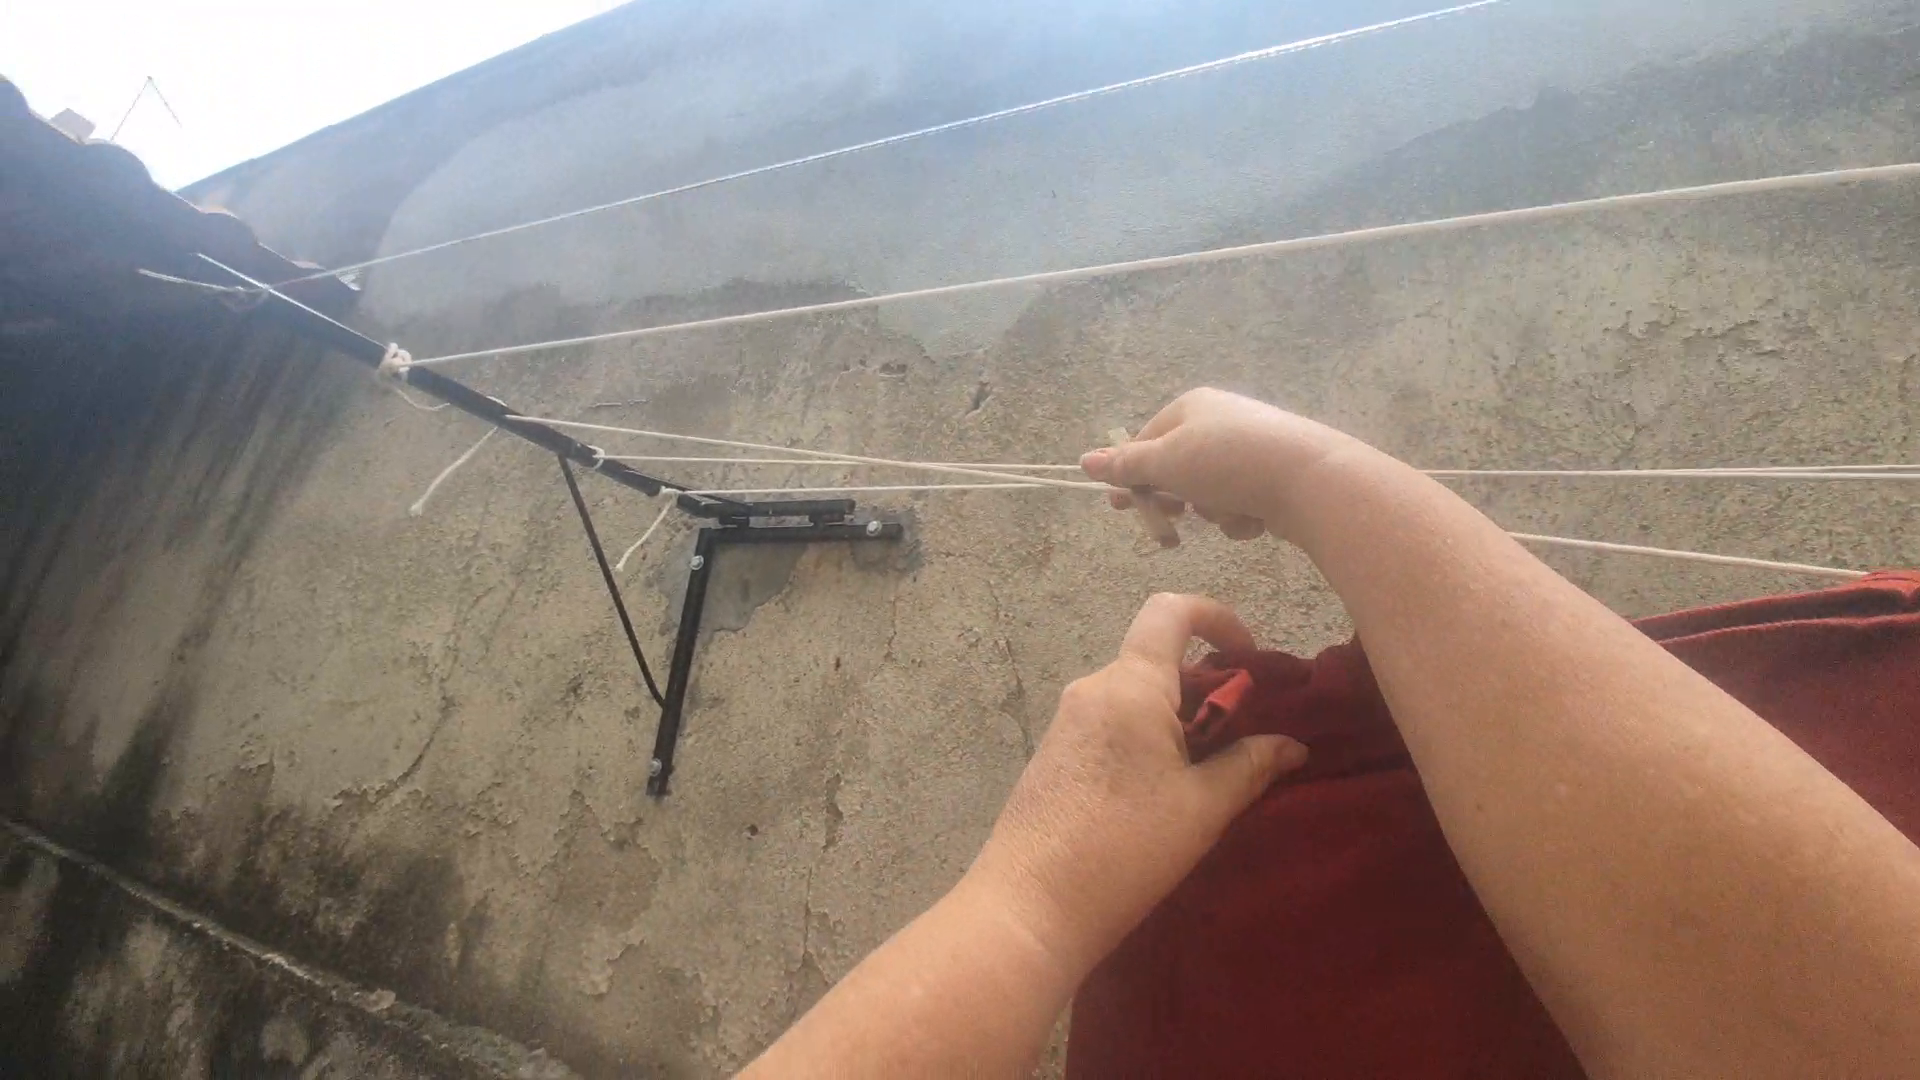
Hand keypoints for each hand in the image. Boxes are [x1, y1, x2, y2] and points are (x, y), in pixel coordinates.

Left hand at [966, 594, 1308, 977]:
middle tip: (1241, 740)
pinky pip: (1111, 719)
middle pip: (1157, 659)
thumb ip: (1249, 765)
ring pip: (1135, 693)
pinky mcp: (1056, 747)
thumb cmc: (1124, 847)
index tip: (1248, 656)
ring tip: (1205, 776)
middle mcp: (1093, 687)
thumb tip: (1292, 746)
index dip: (1216, 616)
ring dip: (1177, 717)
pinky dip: (1146, 734)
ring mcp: (1068, 717)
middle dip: (1206, 687)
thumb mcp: (1202, 808)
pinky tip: (1160, 790)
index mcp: (1129, 685)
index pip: (1169, 610)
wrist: (1031, 900)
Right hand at [1081, 387, 1363, 541]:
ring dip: (1210, 511)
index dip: (1132, 478)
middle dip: (1175, 500)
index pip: (1145, 443)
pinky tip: (1254, 520)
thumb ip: (1125, 465)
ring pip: (1208, 491)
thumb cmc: (1227, 464)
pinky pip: (1240, 501)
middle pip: (1176, 469)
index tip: (1122, 508)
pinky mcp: (1274, 475)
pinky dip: (1240, 516)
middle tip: (1170, 528)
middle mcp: (1219, 421)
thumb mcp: (1166, 463)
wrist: (1312, 480)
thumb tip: (1084, 460)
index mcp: (1190, 408)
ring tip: (1227, 515)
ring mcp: (1249, 448)